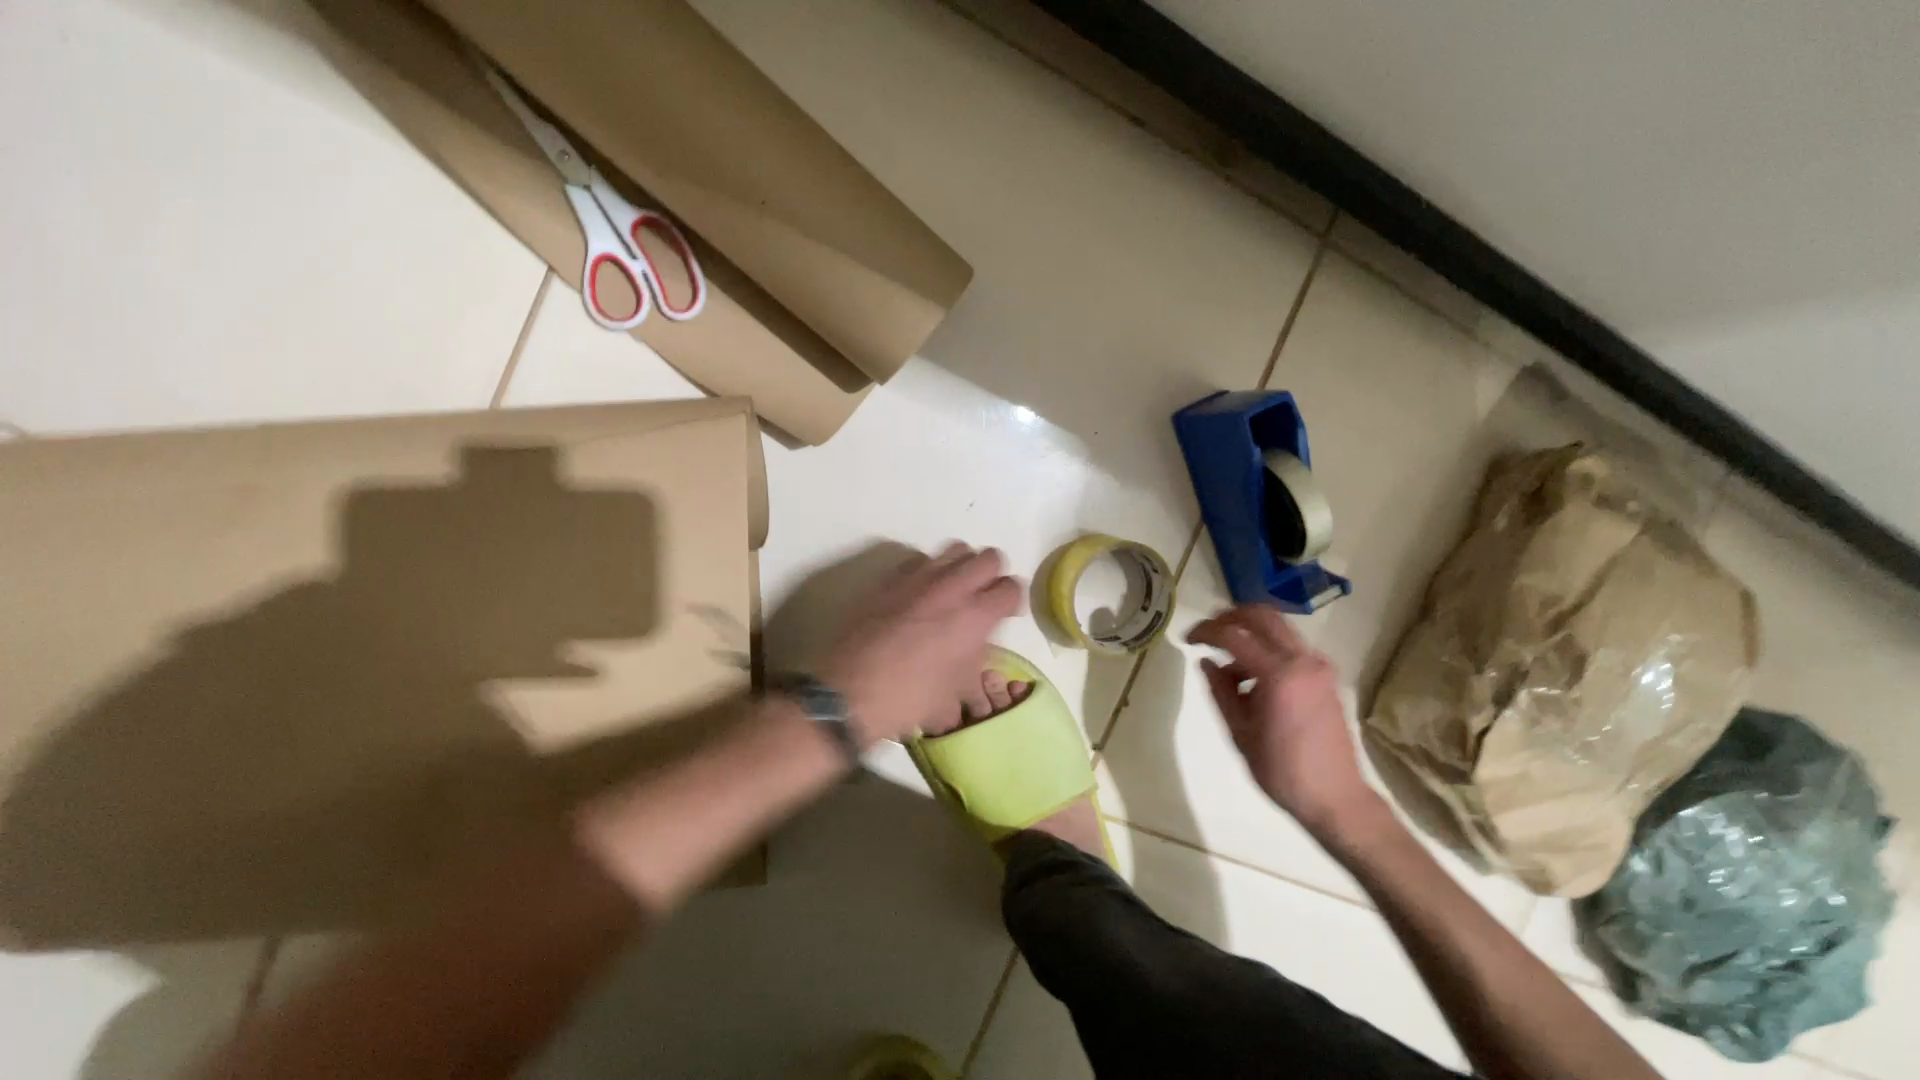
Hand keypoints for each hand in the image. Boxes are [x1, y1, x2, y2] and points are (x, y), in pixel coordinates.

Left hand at [821, 542, 1023, 744]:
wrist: (850, 690)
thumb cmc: (909, 698)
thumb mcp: (955, 691)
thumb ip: (974, 661)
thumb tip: (976, 651)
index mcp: (975, 617)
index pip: (1012, 588)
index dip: (1011, 601)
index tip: (1004, 615)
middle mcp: (952, 588)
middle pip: (989, 558)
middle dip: (992, 575)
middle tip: (981, 598)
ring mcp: (919, 578)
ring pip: (955, 550)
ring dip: (961, 566)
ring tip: (952, 591)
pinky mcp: (890, 578)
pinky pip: (920, 559)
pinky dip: (928, 570)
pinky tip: (919, 593)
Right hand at [1188, 604, 1379, 835]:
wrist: (1336, 797)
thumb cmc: (1282, 772)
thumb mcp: (1240, 733)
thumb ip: (1221, 692)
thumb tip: (1207, 663)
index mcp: (1280, 676)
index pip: (1234, 635)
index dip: (1206, 632)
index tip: (1188, 640)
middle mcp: (1304, 661)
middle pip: (1262, 615)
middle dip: (1230, 617)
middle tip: (1208, 633)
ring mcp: (1319, 667)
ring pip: (1279, 629)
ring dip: (1250, 634)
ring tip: (1229, 666)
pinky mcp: (1326, 677)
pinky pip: (1291, 648)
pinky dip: (1268, 650)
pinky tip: (1253, 680)